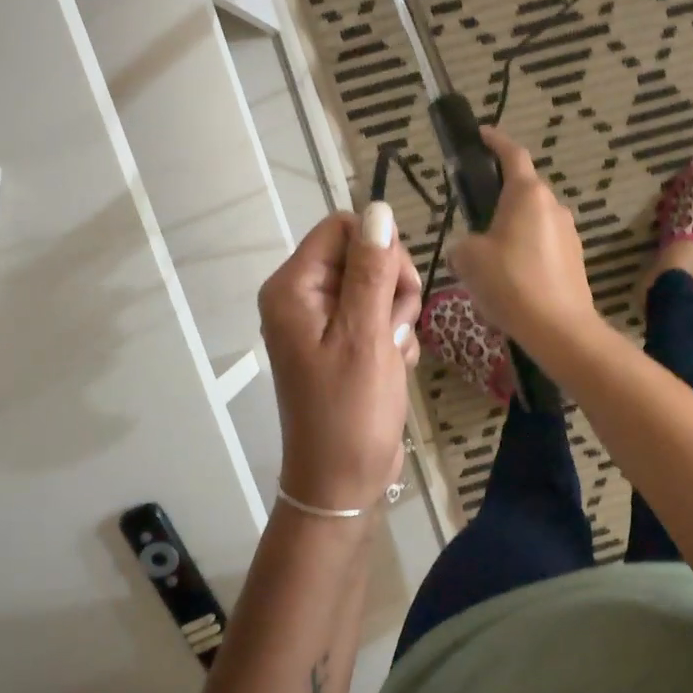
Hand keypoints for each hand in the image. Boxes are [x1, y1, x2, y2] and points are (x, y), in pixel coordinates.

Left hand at [259, 205, 420, 510]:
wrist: (343, 482)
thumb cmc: (350, 411)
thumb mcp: (365, 336)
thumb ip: (372, 271)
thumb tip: (378, 209)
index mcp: (293, 289)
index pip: (343, 229)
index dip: (378, 250)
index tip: (397, 287)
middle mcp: (303, 299)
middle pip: (363, 255)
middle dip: (392, 288)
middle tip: (394, 329)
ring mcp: (324, 324)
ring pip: (379, 287)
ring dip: (398, 317)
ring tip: (392, 354)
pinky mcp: (344, 345)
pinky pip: (379, 317)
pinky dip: (394, 338)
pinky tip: (393, 366)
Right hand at [449, 126, 600, 354]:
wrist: (559, 329)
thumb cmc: (509, 283)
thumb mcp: (467, 259)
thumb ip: (462, 243)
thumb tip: (469, 247)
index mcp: (527, 194)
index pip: (512, 154)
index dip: (495, 141)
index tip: (481, 135)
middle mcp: (554, 206)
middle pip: (523, 192)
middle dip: (499, 198)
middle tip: (473, 215)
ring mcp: (569, 234)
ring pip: (534, 222)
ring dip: (512, 231)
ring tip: (488, 258)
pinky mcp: (576, 260)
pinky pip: (544, 246)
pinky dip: (526, 254)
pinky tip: (511, 281)